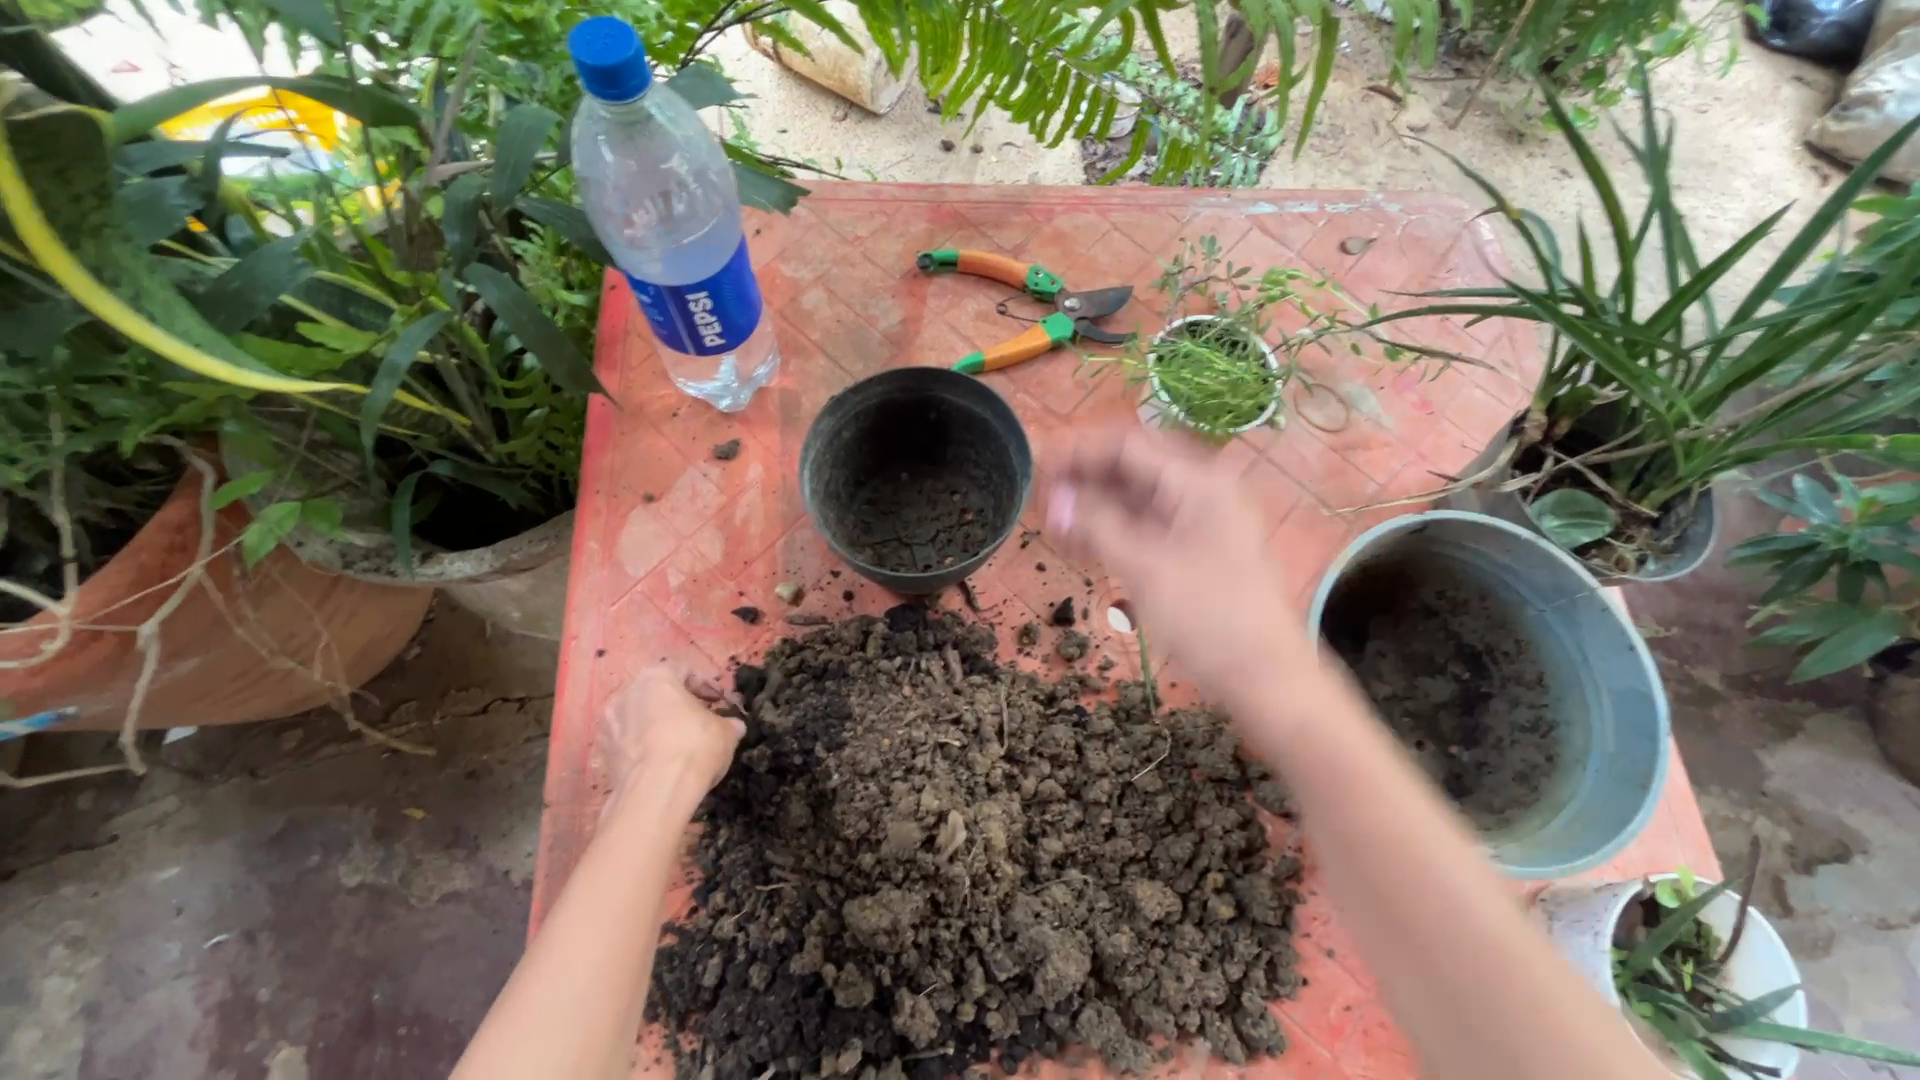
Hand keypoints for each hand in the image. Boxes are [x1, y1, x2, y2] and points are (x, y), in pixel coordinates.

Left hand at [600, 666, 745, 813]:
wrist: (657, 790)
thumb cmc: (694, 746)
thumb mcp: (726, 732)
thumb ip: (728, 723)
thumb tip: (733, 726)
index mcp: (656, 677)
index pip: (683, 671)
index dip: (704, 686)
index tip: (718, 702)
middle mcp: (625, 694)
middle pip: (655, 694)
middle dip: (676, 707)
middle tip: (697, 723)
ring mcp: (608, 725)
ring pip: (636, 719)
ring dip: (654, 728)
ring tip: (675, 747)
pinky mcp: (601, 754)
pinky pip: (626, 744)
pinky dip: (640, 750)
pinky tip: (658, 765)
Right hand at [1043, 427, 1320, 709]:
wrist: (1264, 677)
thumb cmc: (1208, 618)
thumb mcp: (1144, 568)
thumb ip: (1095, 526)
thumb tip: (1053, 499)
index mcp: (1198, 481)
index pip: (1128, 445)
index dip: (1080, 450)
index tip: (1038, 464)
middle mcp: (1202, 491)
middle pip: (1134, 467)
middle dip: (1086, 475)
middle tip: (1042, 490)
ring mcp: (1201, 522)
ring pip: (1139, 497)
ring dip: (1096, 503)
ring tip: (1053, 517)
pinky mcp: (1196, 551)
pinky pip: (1148, 525)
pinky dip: (1114, 529)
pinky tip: (1081, 540)